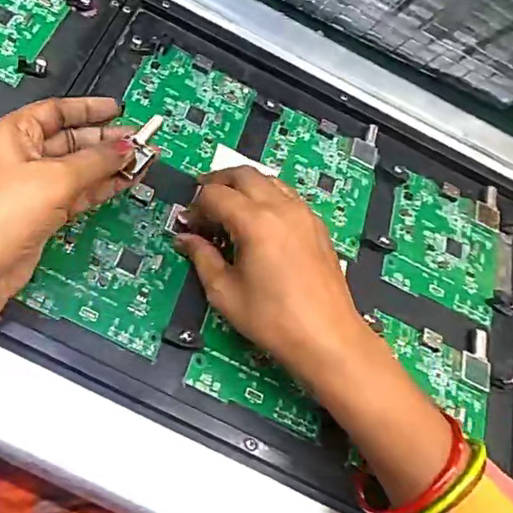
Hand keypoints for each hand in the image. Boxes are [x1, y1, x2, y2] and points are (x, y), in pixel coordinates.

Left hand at [0, 97, 135, 306]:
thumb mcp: (56, 177)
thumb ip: (96, 159)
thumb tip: (125, 147)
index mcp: (14, 133)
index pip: (57, 110)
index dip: (89, 108)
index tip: (117, 109)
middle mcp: (23, 155)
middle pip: (72, 139)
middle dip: (107, 140)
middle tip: (139, 140)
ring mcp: (35, 185)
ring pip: (80, 167)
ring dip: (110, 164)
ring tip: (142, 160)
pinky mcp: (45, 211)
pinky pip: (81, 191)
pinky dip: (103, 186)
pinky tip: (126, 180)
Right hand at [176, 166, 452, 500]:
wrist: (327, 339)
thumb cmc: (274, 320)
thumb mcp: (225, 292)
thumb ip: (202, 258)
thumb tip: (185, 240)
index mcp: (255, 221)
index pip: (214, 193)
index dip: (195, 206)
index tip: (189, 225)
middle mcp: (281, 208)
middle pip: (242, 174)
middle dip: (217, 183)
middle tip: (201, 204)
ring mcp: (303, 214)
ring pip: (267, 179)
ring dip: (243, 186)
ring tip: (228, 209)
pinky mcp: (316, 225)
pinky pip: (286, 194)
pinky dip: (266, 195)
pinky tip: (257, 221)